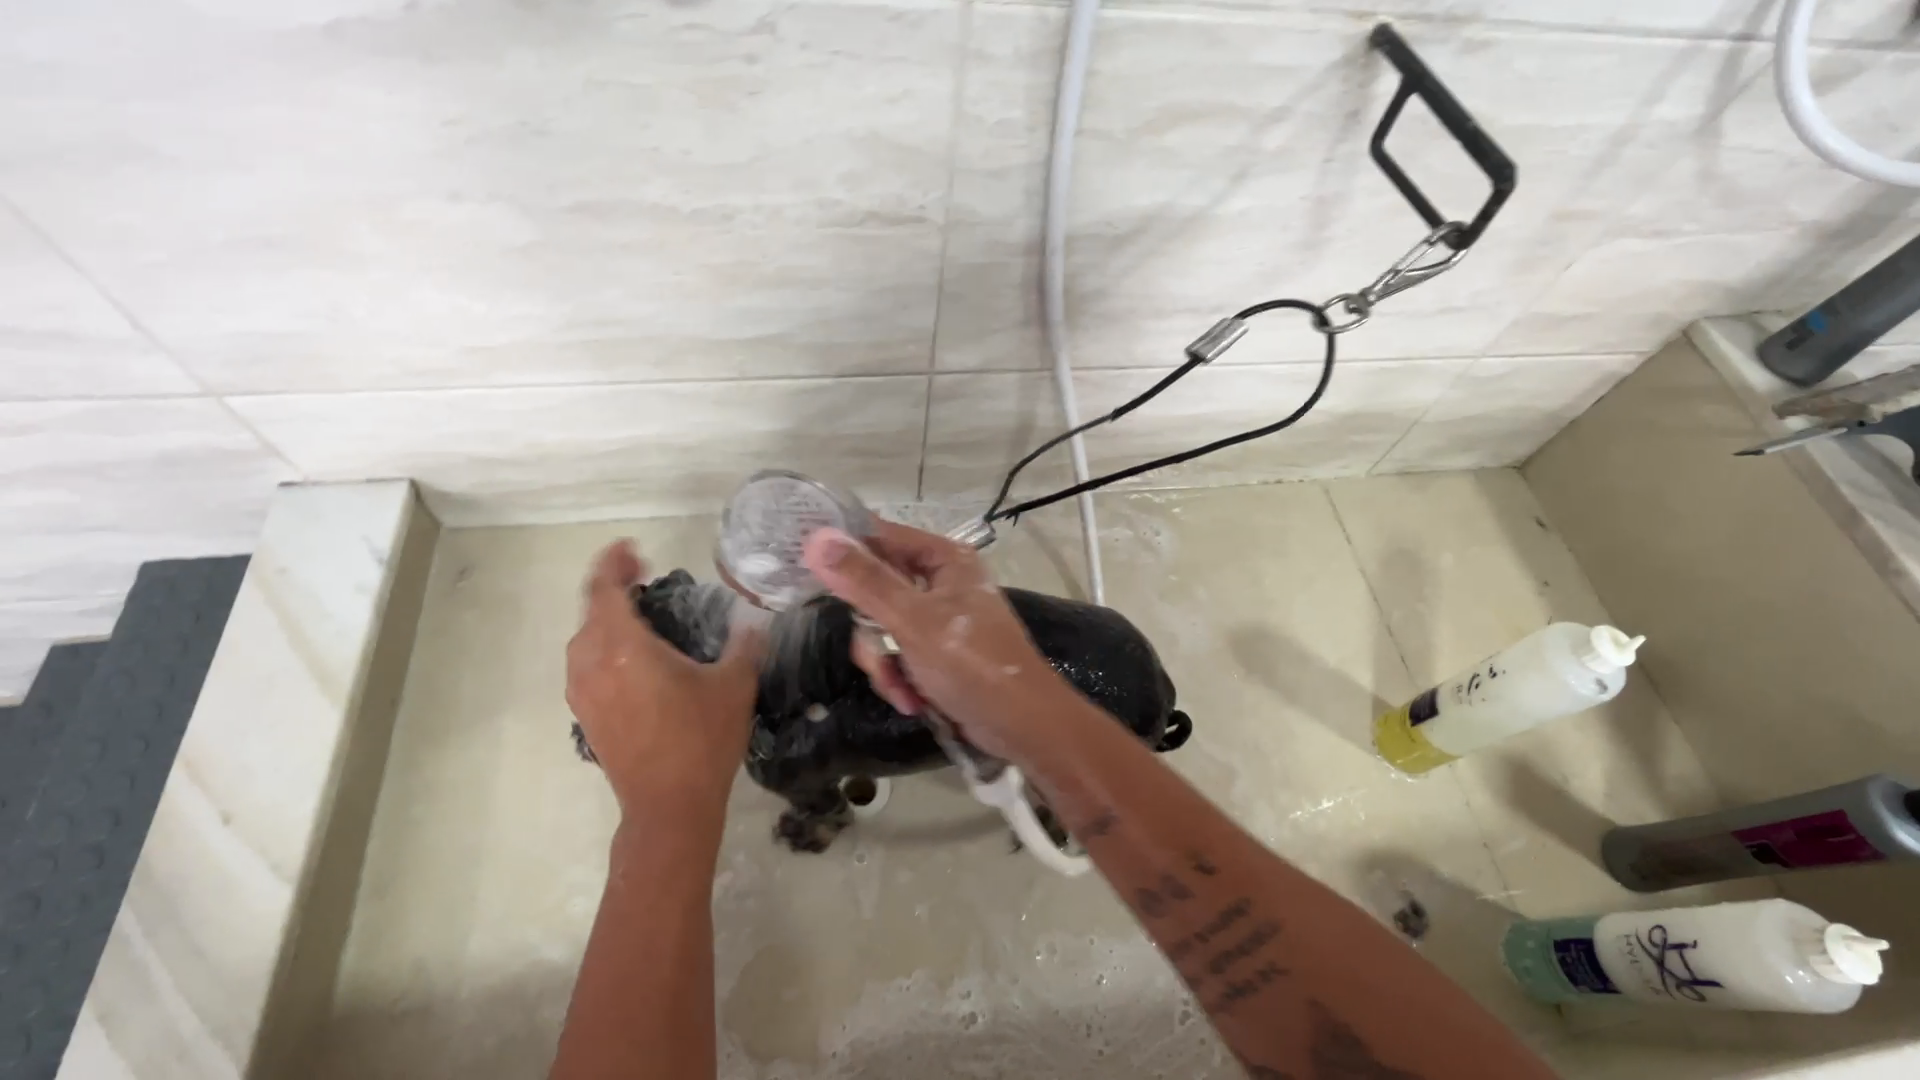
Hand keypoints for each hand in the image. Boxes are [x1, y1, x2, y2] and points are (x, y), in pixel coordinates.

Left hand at [566, 541, 762, 819]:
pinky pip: (586, 666)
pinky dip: (603, 648)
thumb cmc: (702, 739)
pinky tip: (632, 659)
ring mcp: (583, 693)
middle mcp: (592, 664)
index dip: (613, 563)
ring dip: (605, 619)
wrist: (669, 807)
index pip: (604, 589)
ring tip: (639, 615)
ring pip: (584, 641)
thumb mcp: (735, 685)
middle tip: (644, 577)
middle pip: (590, 612)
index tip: (632, 549)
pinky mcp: (585, 717)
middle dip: (613, 587)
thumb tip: (753, 623)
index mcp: (624, 648)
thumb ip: (745, 645)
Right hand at [800, 521, 1071, 758]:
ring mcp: (937, 619)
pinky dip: (900, 680)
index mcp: (943, 559)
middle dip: (873, 634)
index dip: (844, 551)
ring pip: (881, 629)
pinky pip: (897, 656)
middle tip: (879, 656)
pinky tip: (913, 701)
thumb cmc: (973, 664)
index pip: (879, 537)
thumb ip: (865, 582)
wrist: (1020, 726)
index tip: (805, 568)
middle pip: (874, 591)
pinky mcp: (935, 653)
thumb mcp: (914, 620)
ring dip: (886, 664)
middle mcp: (940, 582)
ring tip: (903, 689)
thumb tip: (817, 539)